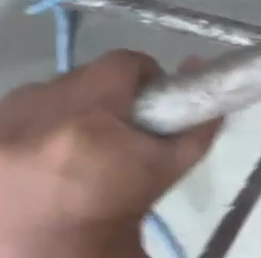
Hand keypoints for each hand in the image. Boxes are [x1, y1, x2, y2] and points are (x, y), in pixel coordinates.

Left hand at [0, 51, 220, 257]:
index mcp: (85, 119)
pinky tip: (37, 150)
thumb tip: (198, 61)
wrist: (56, 250)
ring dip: (56, 107)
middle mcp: (30, 123)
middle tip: (109, 120)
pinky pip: (8, 117)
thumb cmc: (120, 201)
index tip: (144, 96)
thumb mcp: (178, 159)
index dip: (138, 73)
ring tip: (68, 136)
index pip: (117, 63)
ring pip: (34, 96)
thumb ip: (202, 110)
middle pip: (74, 78)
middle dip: (97, 93)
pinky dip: (25, 125)